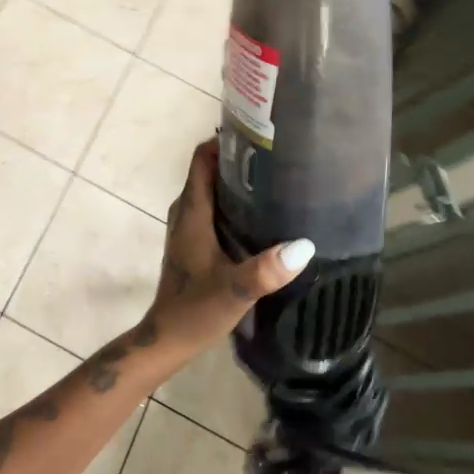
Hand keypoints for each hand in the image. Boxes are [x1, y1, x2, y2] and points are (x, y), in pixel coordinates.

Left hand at [146, 140, 314, 353]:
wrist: (168, 339)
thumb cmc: (195, 310)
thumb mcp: (235, 290)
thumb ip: (266, 270)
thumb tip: (304, 246)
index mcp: (191, 213)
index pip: (201, 159)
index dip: (224, 141)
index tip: (259, 134)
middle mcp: (186, 213)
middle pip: (209, 171)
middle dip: (239, 159)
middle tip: (280, 156)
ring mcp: (187, 228)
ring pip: (212, 191)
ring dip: (237, 182)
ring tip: (278, 179)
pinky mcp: (193, 243)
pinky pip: (213, 210)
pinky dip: (234, 203)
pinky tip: (263, 215)